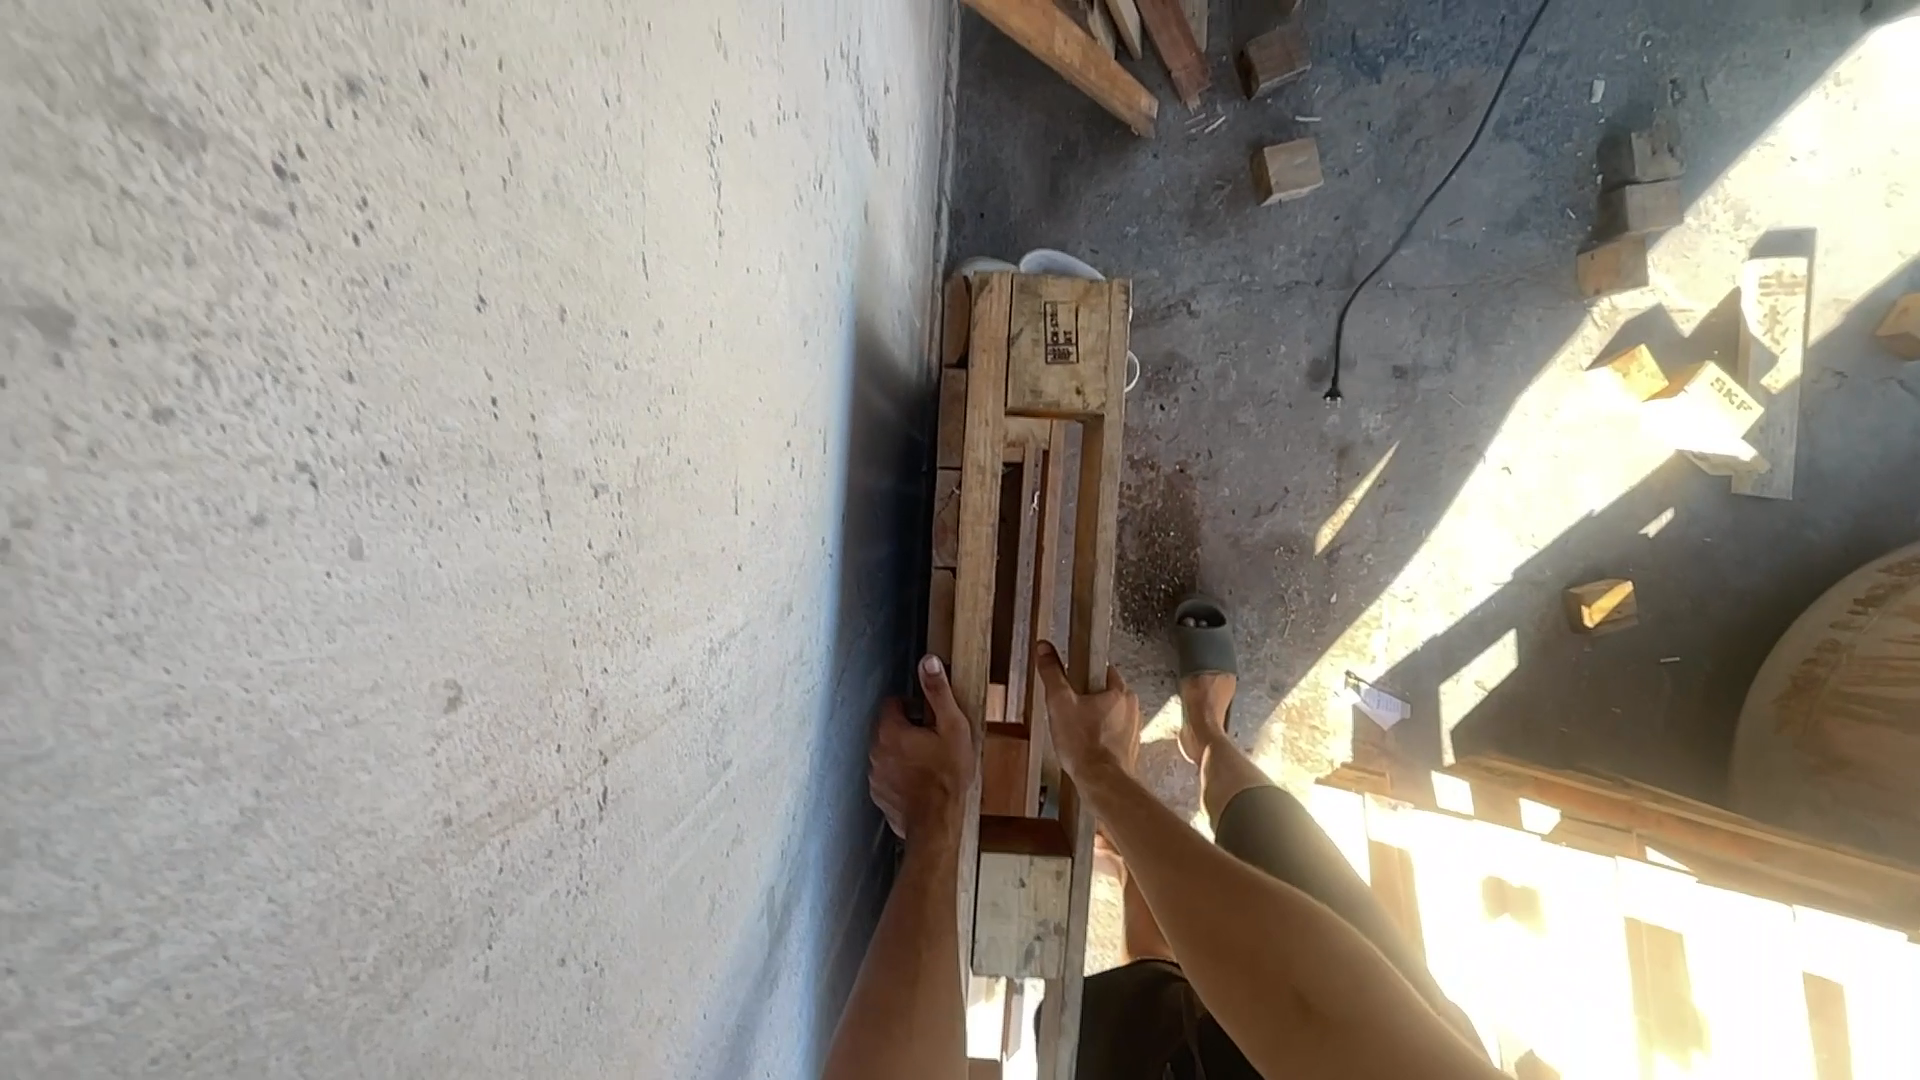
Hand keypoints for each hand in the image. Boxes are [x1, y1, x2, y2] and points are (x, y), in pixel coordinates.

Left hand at [869, 655, 975, 844]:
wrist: (938, 825)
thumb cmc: (947, 777)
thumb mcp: (953, 727)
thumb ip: (938, 692)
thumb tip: (929, 661)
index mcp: (890, 731)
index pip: (892, 703)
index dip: (913, 706)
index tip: (930, 718)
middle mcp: (876, 752)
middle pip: (889, 727)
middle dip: (909, 729)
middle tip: (934, 740)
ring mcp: (876, 775)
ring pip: (888, 751)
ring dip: (904, 752)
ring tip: (930, 762)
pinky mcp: (880, 795)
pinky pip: (888, 774)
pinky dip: (901, 774)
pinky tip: (922, 781)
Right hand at [1034, 641, 1136, 779]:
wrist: (1101, 782)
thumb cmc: (1084, 745)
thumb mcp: (1059, 702)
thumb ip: (1052, 673)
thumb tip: (1045, 648)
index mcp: (1119, 691)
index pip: (1102, 669)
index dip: (1084, 673)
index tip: (1072, 681)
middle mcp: (1131, 707)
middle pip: (1105, 691)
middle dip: (1087, 698)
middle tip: (1068, 709)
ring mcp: (1133, 728)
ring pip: (1109, 713)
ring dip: (1094, 718)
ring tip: (1075, 729)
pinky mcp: (1129, 747)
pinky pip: (1112, 733)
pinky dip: (1100, 736)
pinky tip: (1084, 744)